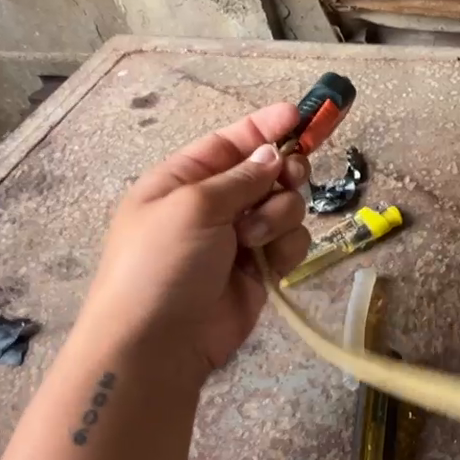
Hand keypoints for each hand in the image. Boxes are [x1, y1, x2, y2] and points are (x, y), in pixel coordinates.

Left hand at [80, 104, 313, 373]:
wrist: (158, 344)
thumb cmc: (161, 265)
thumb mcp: (192, 206)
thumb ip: (241, 177)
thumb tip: (274, 156)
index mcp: (184, 179)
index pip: (232, 141)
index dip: (266, 126)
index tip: (301, 115)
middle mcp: (215, 203)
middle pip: (269, 171)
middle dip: (283, 175)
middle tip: (289, 180)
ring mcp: (240, 236)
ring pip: (287, 206)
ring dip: (279, 218)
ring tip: (254, 240)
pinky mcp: (261, 267)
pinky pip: (292, 241)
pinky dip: (286, 249)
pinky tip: (268, 266)